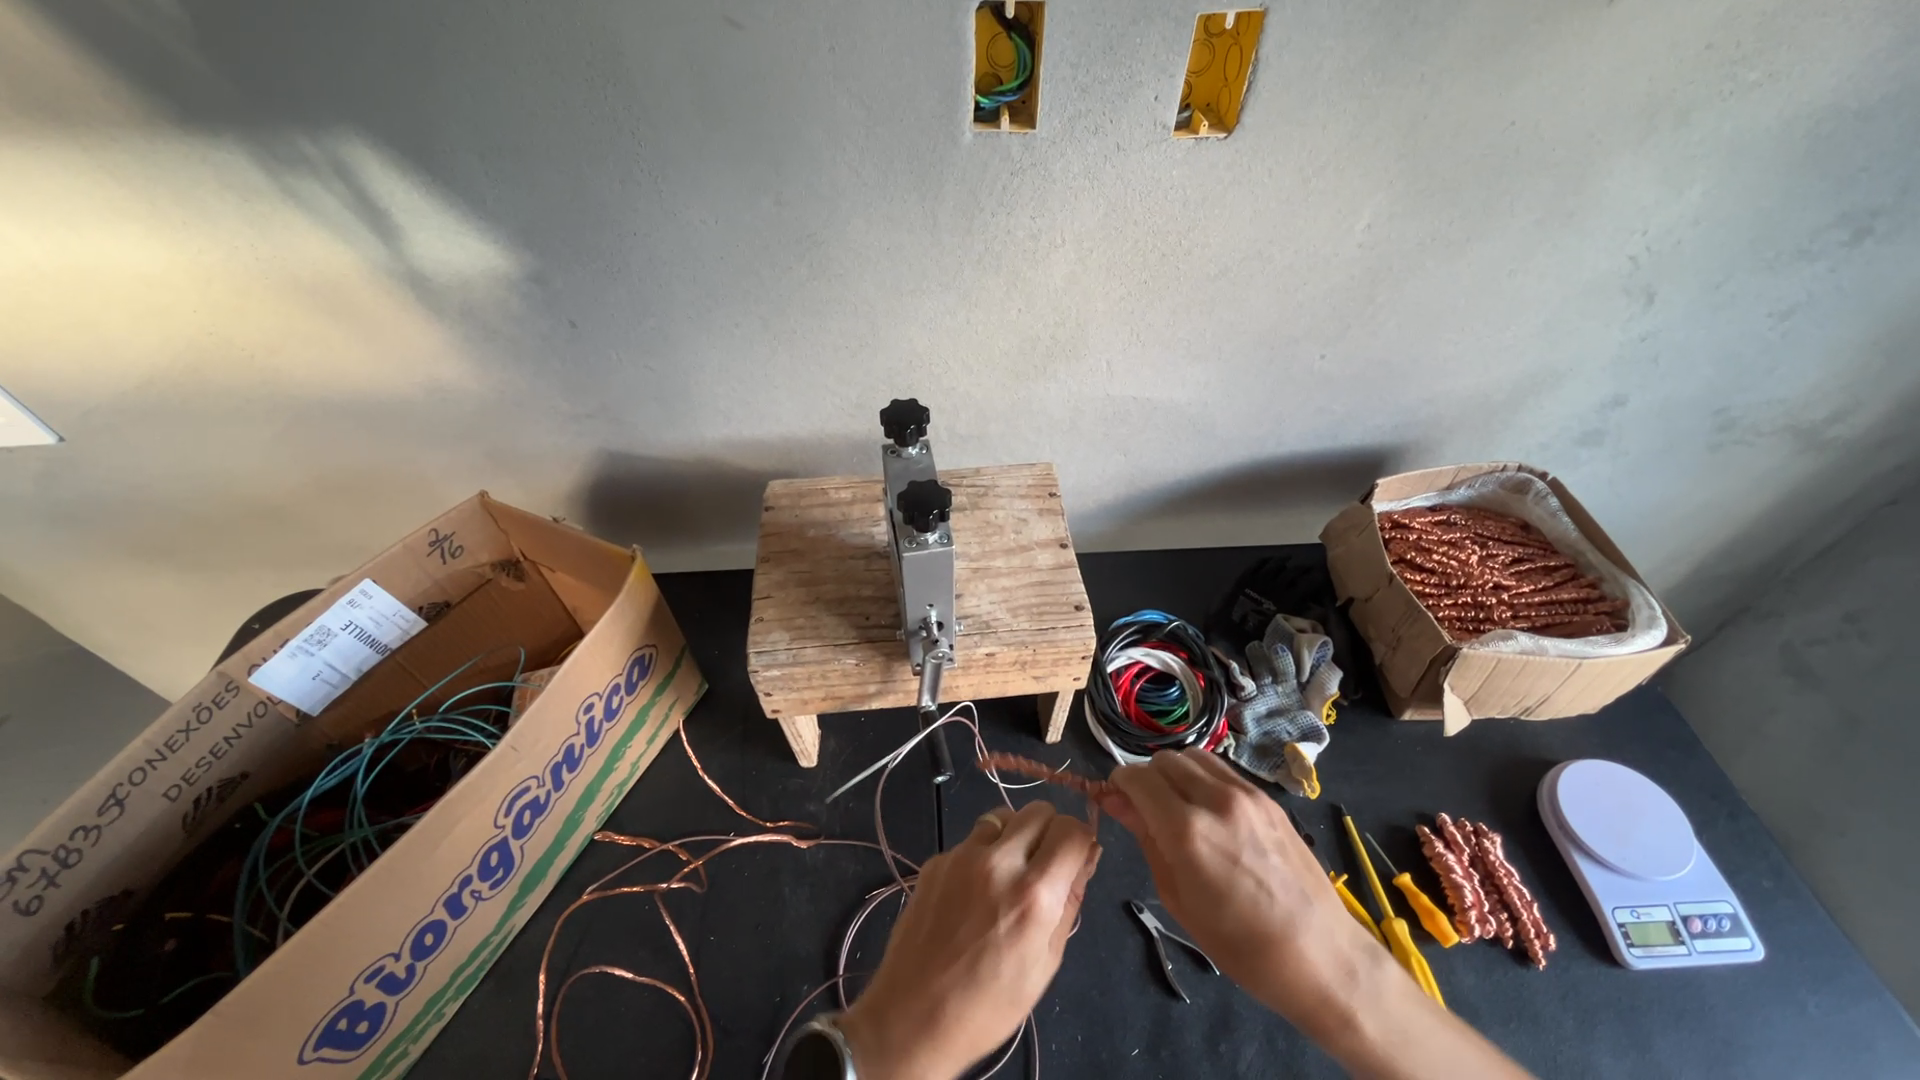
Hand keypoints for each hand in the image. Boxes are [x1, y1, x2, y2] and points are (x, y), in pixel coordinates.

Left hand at [839, 801, 1100, 1079]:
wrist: (913, 1016)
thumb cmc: (989, 1004)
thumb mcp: (1046, 962)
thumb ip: (1069, 901)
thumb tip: (1086, 857)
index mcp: (1033, 894)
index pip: (1071, 830)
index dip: (1081, 840)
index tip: (1077, 858)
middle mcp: (998, 863)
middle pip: (1038, 810)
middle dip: (1050, 830)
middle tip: (1046, 863)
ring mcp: (961, 857)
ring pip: (1002, 817)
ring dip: (1015, 835)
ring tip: (1009, 874)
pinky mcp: (935, 861)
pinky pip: (971, 840)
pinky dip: (983, 853)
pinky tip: (974, 891)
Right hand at [1098, 749, 1382, 1036]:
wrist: (1320, 955)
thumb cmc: (1239, 944)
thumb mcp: (1178, 897)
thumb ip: (1146, 839)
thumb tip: (1116, 802)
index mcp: (1188, 831)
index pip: (1137, 778)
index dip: (1119, 785)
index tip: (1116, 801)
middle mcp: (1217, 800)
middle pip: (1164, 760)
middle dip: (1146, 777)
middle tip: (1145, 808)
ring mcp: (1248, 795)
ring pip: (1194, 757)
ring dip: (1175, 772)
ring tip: (1177, 806)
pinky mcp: (1269, 799)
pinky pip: (1223, 771)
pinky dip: (1204, 778)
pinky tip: (1208, 811)